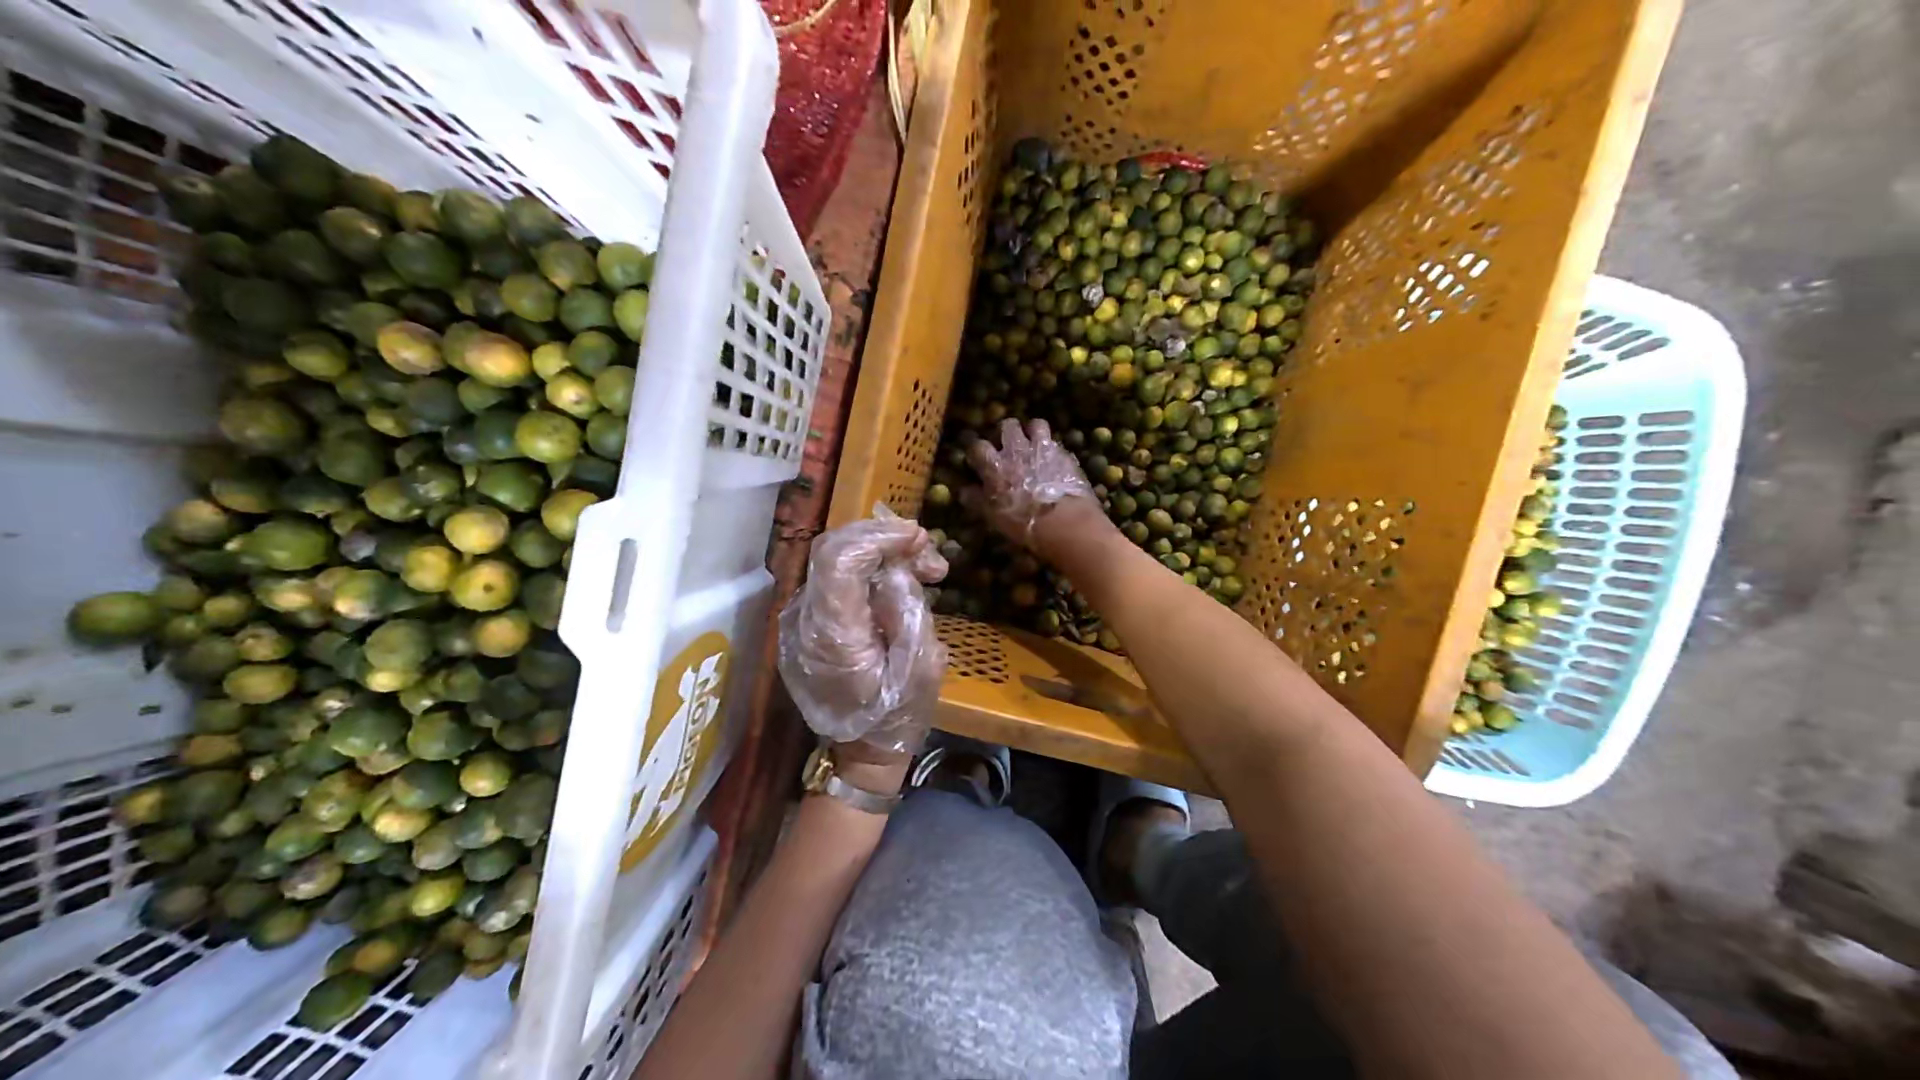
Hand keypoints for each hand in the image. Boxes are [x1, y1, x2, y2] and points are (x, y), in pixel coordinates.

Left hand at [776, 509, 948, 755]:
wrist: (859, 753)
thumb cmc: (896, 716)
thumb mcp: (922, 668)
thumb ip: (909, 612)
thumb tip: (898, 572)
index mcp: (833, 635)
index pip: (839, 560)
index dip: (879, 537)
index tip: (918, 538)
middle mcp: (805, 621)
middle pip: (833, 550)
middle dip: (883, 538)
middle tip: (927, 550)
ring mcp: (799, 622)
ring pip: (834, 560)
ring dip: (881, 552)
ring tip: (927, 569)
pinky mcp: (806, 623)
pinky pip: (835, 580)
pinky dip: (870, 569)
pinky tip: (901, 579)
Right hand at [964, 418, 1094, 546]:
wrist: (1063, 520)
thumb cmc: (1022, 521)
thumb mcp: (993, 515)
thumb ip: (977, 499)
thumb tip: (964, 491)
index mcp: (994, 465)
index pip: (977, 446)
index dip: (976, 451)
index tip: (978, 459)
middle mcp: (1016, 450)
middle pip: (1007, 426)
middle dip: (1005, 432)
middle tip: (1007, 446)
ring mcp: (1042, 448)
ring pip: (1035, 424)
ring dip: (1032, 432)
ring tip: (1032, 445)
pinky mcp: (1063, 454)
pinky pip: (1055, 442)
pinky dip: (1051, 447)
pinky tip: (1052, 460)